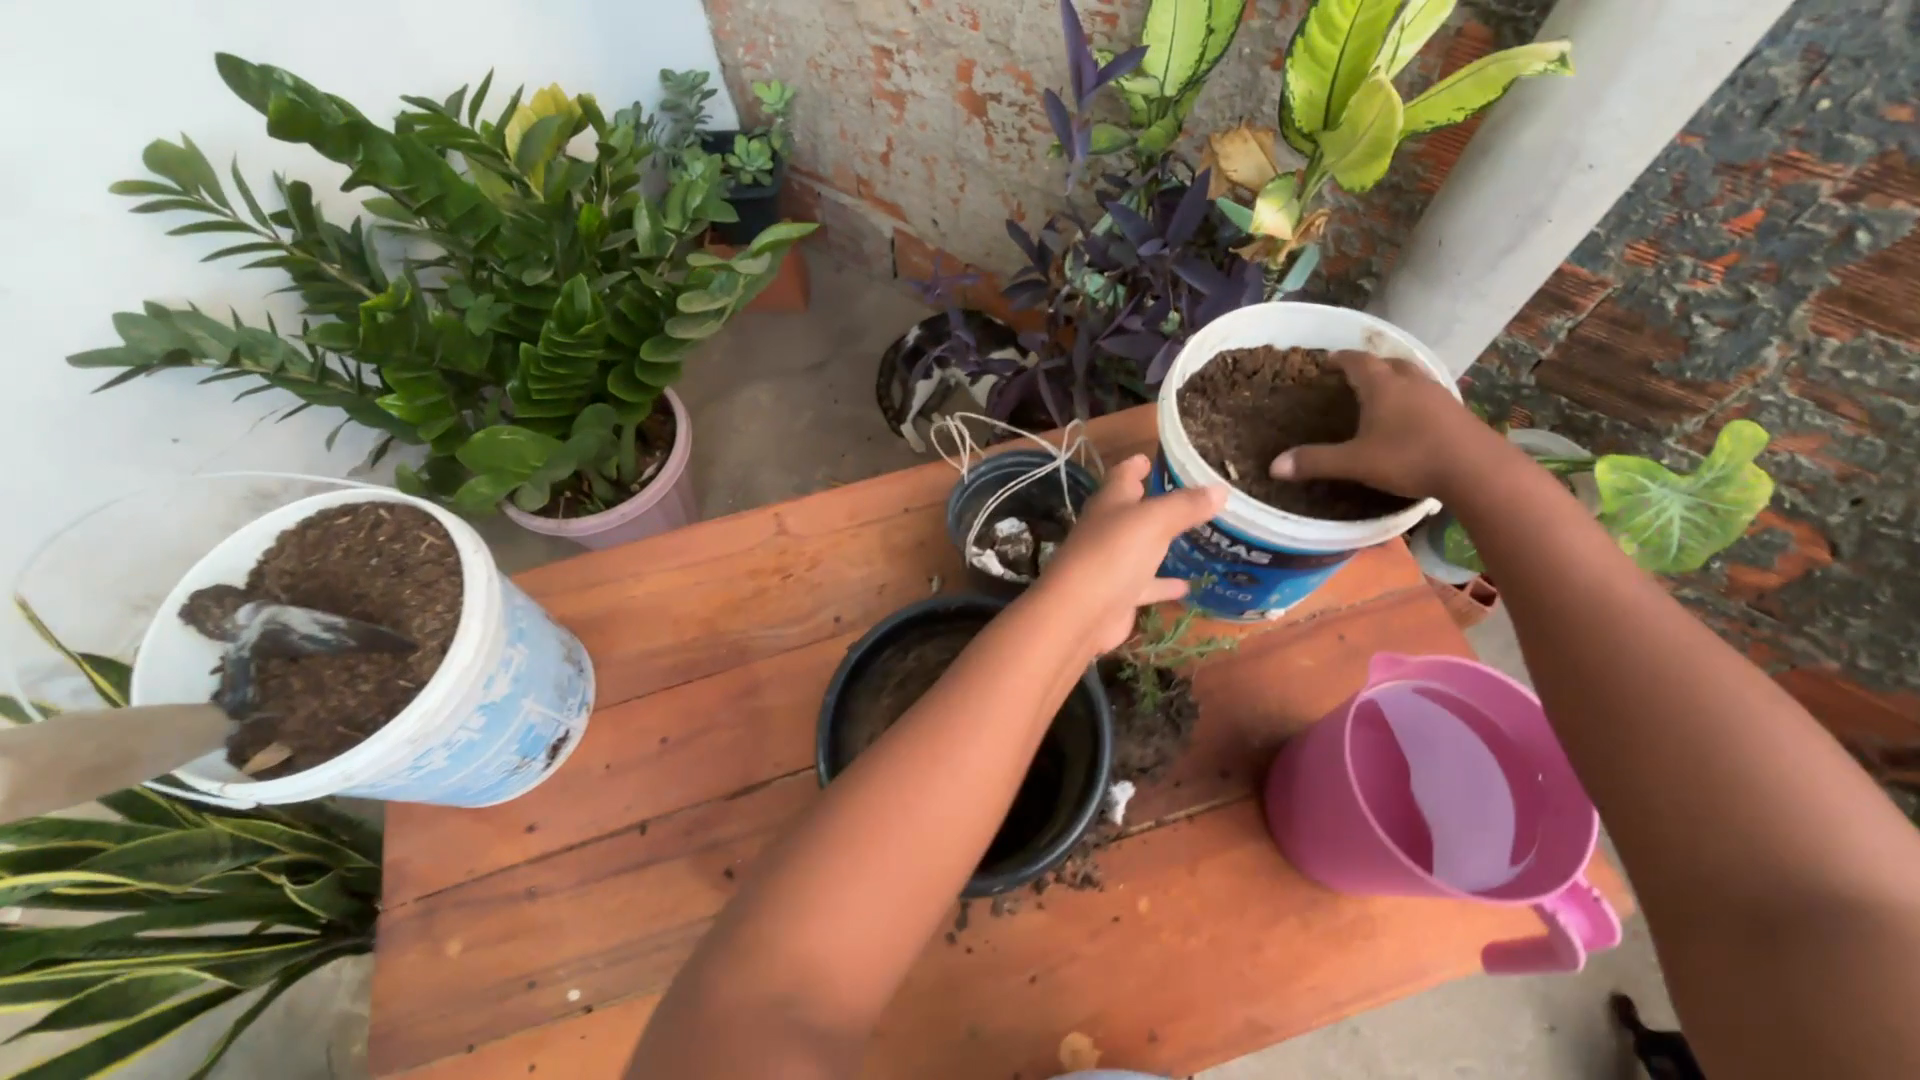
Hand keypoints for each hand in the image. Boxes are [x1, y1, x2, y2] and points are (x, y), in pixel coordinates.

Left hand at [1030, 454, 1226, 651]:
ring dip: (1162, 542)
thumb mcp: (1153, 521)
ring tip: (1194, 536)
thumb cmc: (1112, 554)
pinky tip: (1188, 585)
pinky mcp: (1119, 595)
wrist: (1080, 614)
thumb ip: (1185, 505)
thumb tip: (1219, 490)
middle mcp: (1108, 530)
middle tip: (1186, 495)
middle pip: (1131, 511)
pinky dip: (1165, 584)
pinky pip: (1147, 585)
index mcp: (1110, 503)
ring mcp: (1112, 564)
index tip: (1149, 456)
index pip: (1122, 475)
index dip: (1135, 465)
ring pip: (1141, 548)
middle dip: (1153, 502)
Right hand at [1267, 351, 1506, 499]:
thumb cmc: (1409, 458)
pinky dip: (1414, 397)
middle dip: (1371, 365)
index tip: (1328, 360)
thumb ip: (1315, 461)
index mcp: (1383, 386)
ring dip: (1396, 378)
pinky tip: (1411, 416)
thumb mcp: (1355, 463)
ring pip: (1413, 376)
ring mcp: (1438, 395)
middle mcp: (1411, 382)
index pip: (1358, 361)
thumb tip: (1273, 466)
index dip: (1341, 359)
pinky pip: (1429, 395)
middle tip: (1355, 374)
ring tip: (1383, 391)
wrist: (1476, 469)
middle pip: (1390, 362)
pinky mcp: (1456, 412)